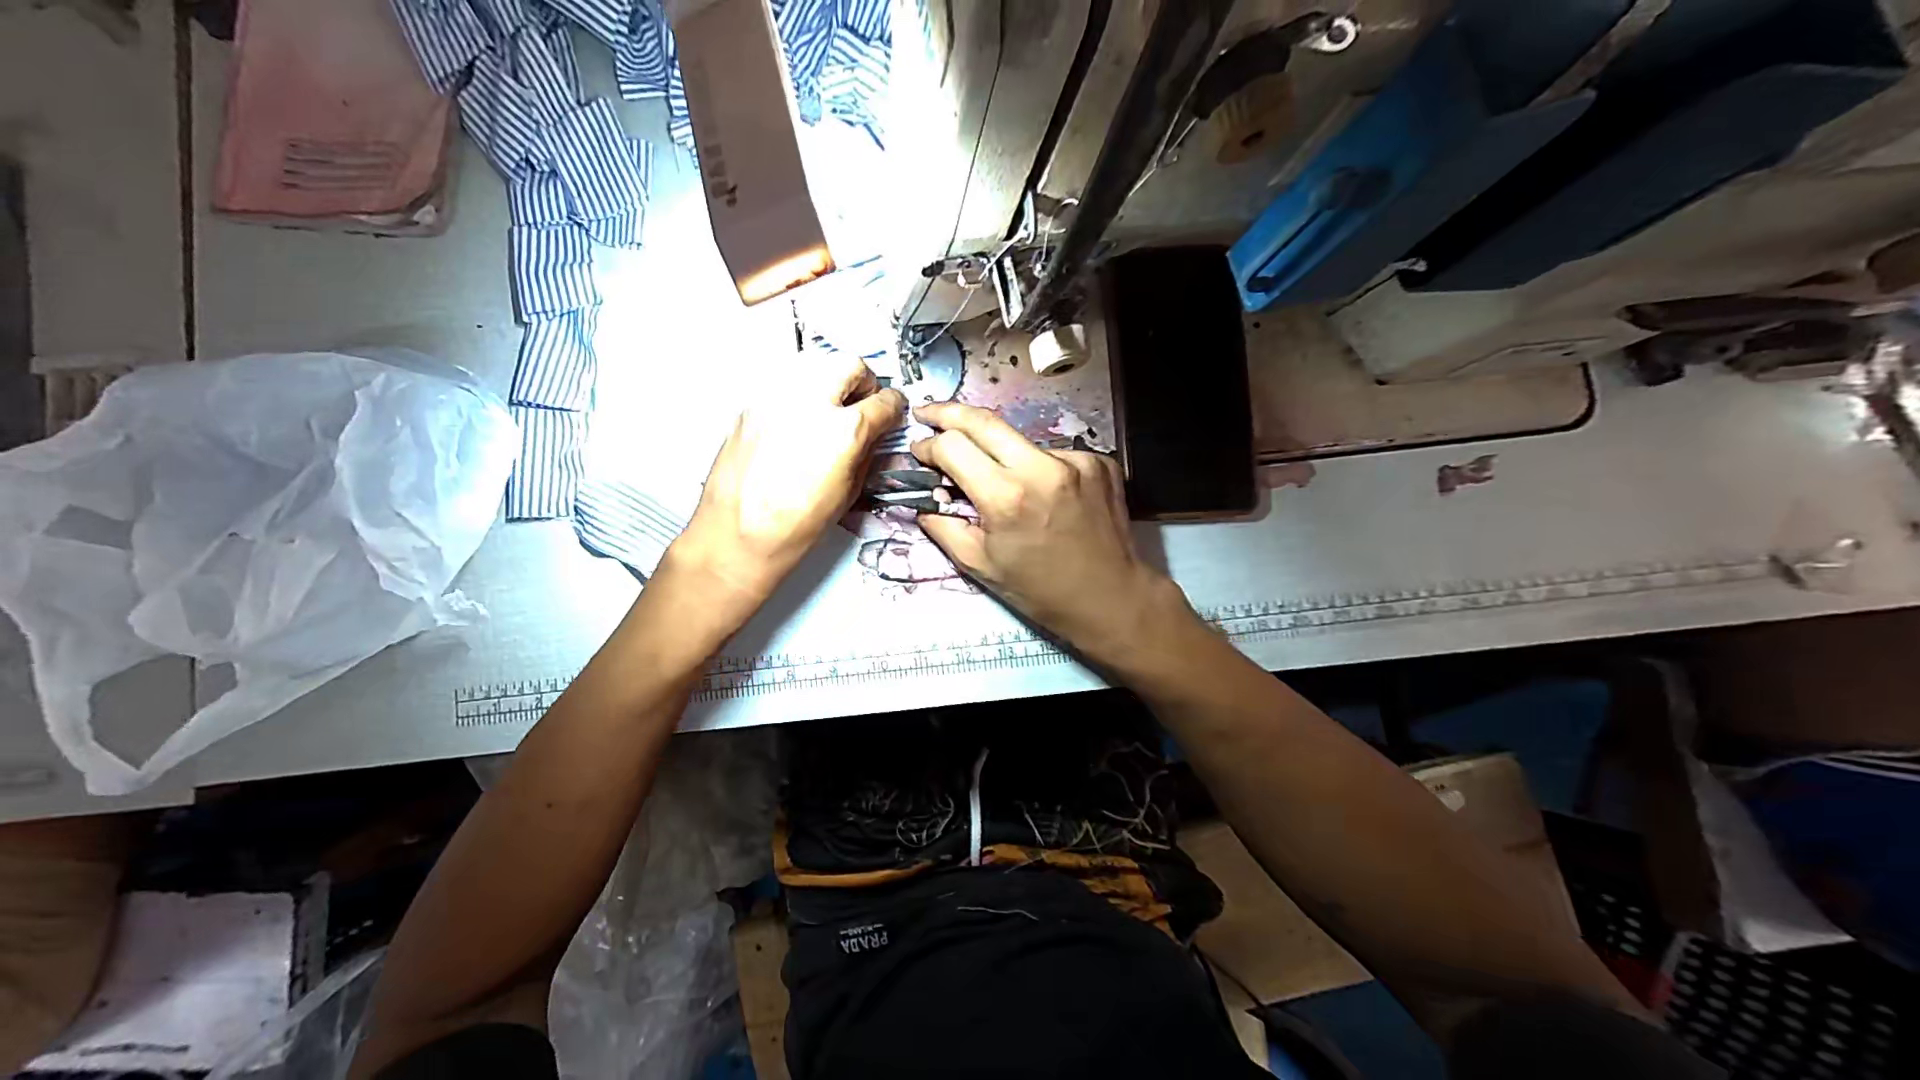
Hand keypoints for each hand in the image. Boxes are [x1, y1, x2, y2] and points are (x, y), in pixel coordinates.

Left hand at [668, 356, 904, 611]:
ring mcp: (776, 398)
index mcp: (844, 431)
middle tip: (862, 404)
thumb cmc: (790, 527)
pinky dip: (800, 393)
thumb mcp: (848, 493)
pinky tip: (799, 420)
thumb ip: (867, 453)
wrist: (738, 535)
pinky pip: (786, 382)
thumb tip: (874, 435)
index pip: (885, 399)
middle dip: (863, 382)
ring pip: (815, 363)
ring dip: (830, 380)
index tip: (890, 412)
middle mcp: (810, 404)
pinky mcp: (752, 404)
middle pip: (850, 364)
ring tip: (829, 409)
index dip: (893, 408)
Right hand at [910, 402, 1191, 663]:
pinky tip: (1041, 494)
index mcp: (1006, 497)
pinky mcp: (1098, 461)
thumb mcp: (979, 565)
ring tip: (1000, 482)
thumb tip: (924, 499)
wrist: (1109, 597)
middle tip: (928, 413)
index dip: (928, 446)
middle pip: (983, 420)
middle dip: (948, 413)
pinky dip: (1037, 468)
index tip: (920, 452)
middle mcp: (1041, 468)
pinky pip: (1052, 454)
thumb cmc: (1039, 589)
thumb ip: (943, 526)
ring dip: (999, 451)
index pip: (953, 446)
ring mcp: (1074, 460)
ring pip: (1019, 440)